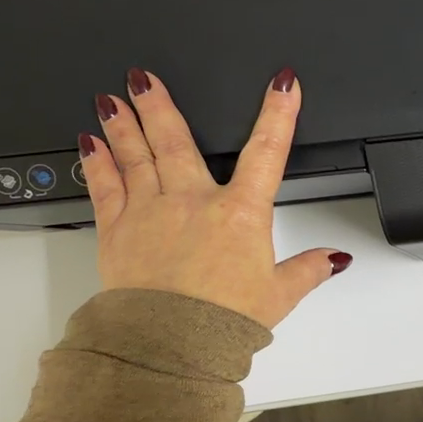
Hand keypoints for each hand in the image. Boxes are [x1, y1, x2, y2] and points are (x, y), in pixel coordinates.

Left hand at [81, 67, 348, 331]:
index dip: (280, 114)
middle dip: (161, 105)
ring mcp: (150, 213)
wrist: (168, 343)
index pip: (268, 152)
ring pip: (136, 156)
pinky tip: (88, 144)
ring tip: (112, 98)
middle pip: (176, 142)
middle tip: (146, 78)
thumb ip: (309, 269)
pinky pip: (104, 187)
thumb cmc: (220, 320)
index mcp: (240, 214)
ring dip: (124, 124)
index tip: (283, 84)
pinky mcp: (117, 232)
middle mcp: (192, 203)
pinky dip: (95, 162)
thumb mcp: (280, 294)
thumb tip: (334, 259)